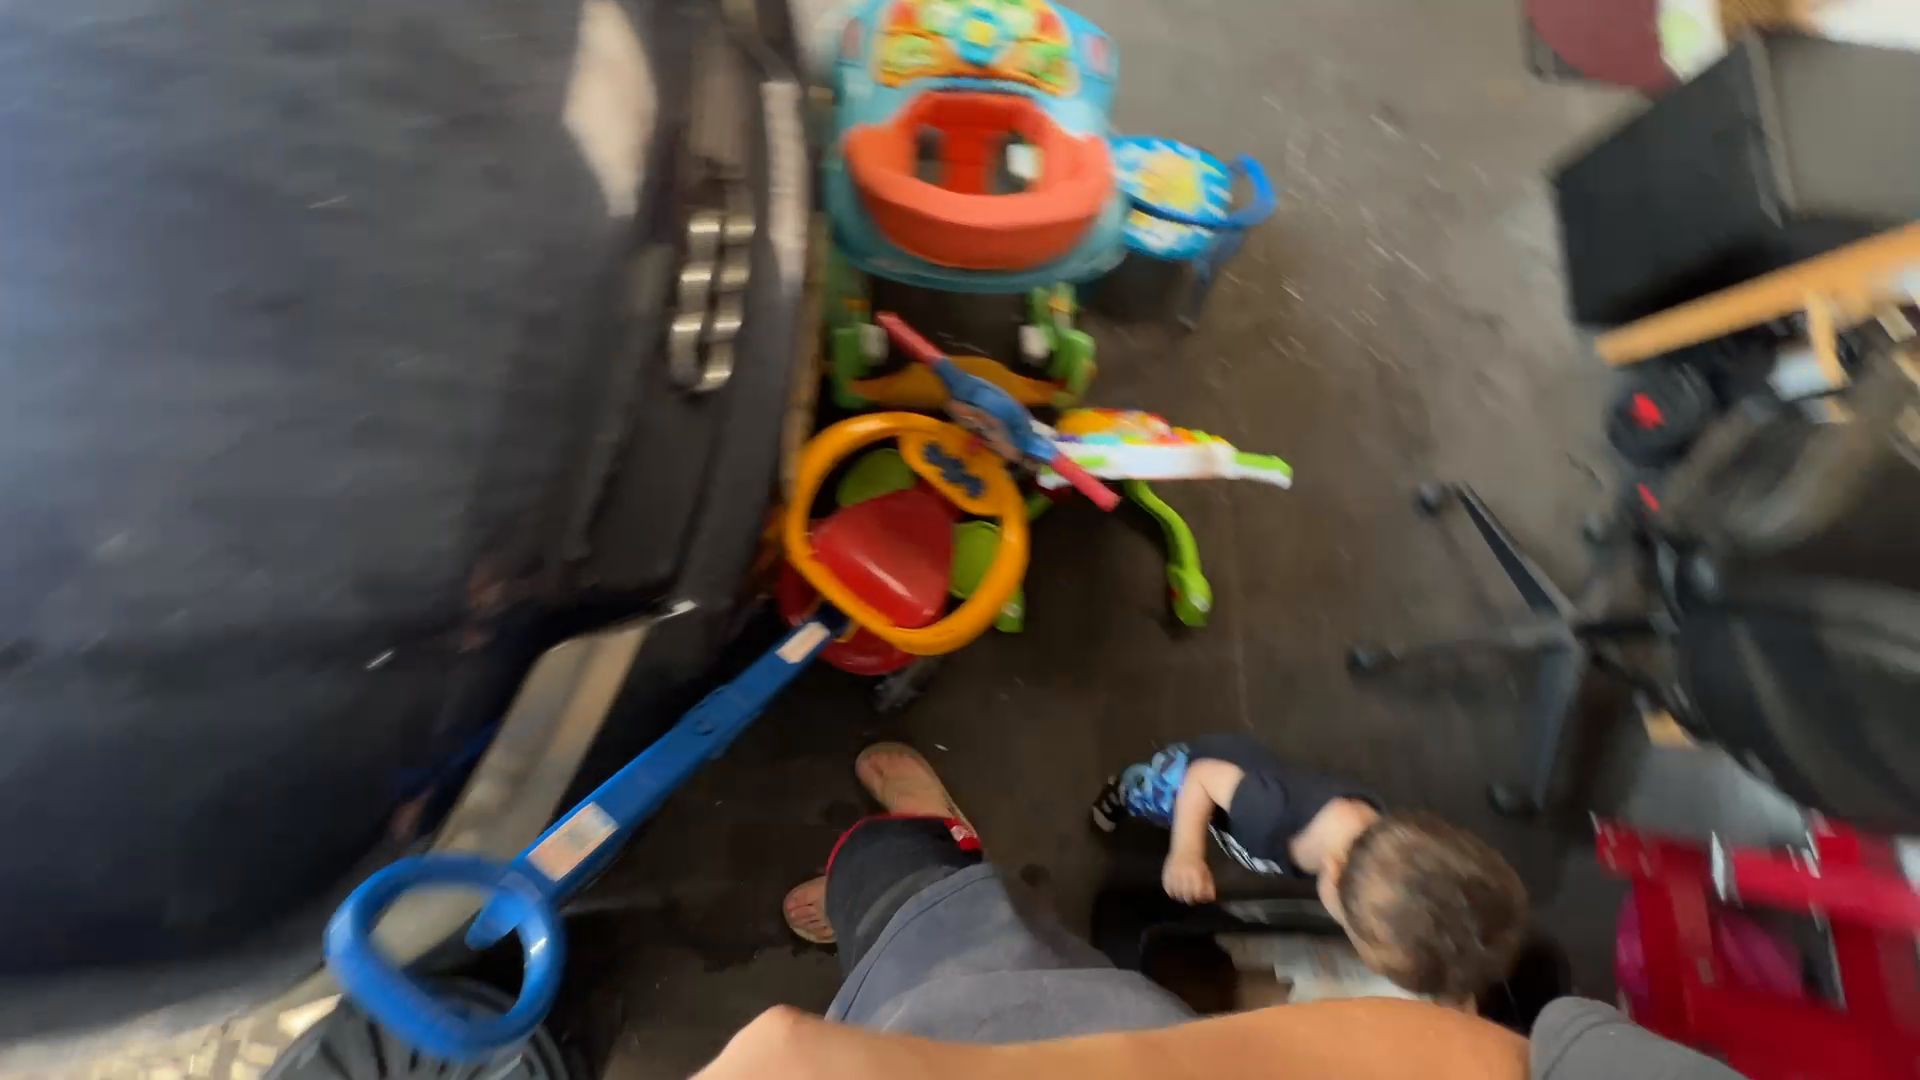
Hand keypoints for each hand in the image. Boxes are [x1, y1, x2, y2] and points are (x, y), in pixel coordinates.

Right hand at [1162, 850, 1214, 903]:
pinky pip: (1166, 886)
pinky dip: (1169, 891)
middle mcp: (1184, 874)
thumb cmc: (1198, 862)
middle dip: (1189, 899)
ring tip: (1182, 895)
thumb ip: (1209, 886)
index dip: (1199, 898)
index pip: (1197, 893)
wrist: (1186, 847)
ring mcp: (1174, 873)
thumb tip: (1210, 899)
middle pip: (1186, 895)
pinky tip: (1173, 891)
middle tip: (1190, 898)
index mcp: (1196, 874)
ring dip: (1179, 896)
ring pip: (1176, 892)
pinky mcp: (1166, 872)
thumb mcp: (1206, 872)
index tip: (1199, 898)